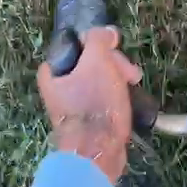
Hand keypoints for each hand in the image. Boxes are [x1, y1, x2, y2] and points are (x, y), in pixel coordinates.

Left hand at [36, 26, 141, 182]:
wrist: (97, 155)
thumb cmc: (93, 104)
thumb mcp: (97, 61)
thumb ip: (99, 38)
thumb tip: (107, 32)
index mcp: (52, 70)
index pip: (78, 43)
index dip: (100, 44)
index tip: (116, 50)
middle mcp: (57, 86)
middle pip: (91, 61)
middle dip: (114, 64)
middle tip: (130, 74)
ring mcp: (72, 105)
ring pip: (99, 79)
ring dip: (118, 79)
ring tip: (134, 87)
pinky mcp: (86, 120)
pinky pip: (102, 98)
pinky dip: (115, 96)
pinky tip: (128, 100)